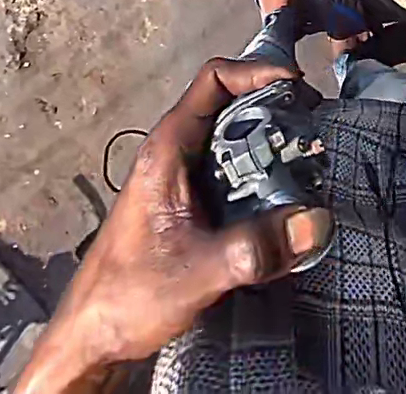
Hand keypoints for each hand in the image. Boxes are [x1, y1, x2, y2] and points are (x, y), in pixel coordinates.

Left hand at [16, 59, 333, 393]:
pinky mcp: (194, 198)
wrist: (91, 336)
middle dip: (273, 103)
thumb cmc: (126, 296)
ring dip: (271, 138)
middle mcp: (178, 150)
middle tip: (311, 121)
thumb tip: (314, 223)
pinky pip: (234, 166)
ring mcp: (185, 173)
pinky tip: (285, 191)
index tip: (294, 82)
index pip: (214, 79)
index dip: (255, 70)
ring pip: (234, 134)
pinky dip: (263, 167)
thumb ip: (254, 250)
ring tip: (307, 153)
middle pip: (231, 102)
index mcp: (169, 146)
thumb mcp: (195, 271)